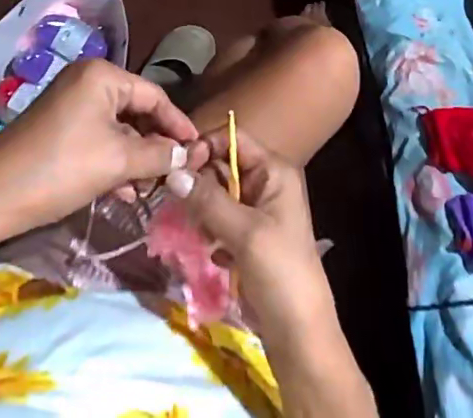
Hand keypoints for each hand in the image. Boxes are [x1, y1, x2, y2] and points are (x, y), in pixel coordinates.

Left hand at [0, 60, 200, 232]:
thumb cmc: (61, 168)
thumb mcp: (117, 162)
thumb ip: (159, 154)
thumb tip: (189, 154)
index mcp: (102, 75)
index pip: (155, 95)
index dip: (179, 124)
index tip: (200, 152)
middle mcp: (86, 80)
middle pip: (137, 109)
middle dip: (157, 143)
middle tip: (177, 174)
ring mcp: (70, 102)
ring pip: (118, 127)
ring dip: (137, 156)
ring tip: (150, 188)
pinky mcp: (59, 126)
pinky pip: (99, 137)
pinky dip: (115, 160)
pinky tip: (124, 190)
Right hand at [166, 129, 336, 344]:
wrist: (300, 335)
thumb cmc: (280, 273)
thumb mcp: (244, 232)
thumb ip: (208, 199)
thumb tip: (172, 172)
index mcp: (273, 171)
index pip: (232, 138)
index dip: (205, 147)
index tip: (177, 168)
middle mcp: (264, 183)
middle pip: (220, 164)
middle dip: (198, 182)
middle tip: (177, 203)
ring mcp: (255, 210)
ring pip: (214, 192)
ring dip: (200, 210)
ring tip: (196, 232)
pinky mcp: (245, 235)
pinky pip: (215, 218)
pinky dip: (207, 230)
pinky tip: (208, 250)